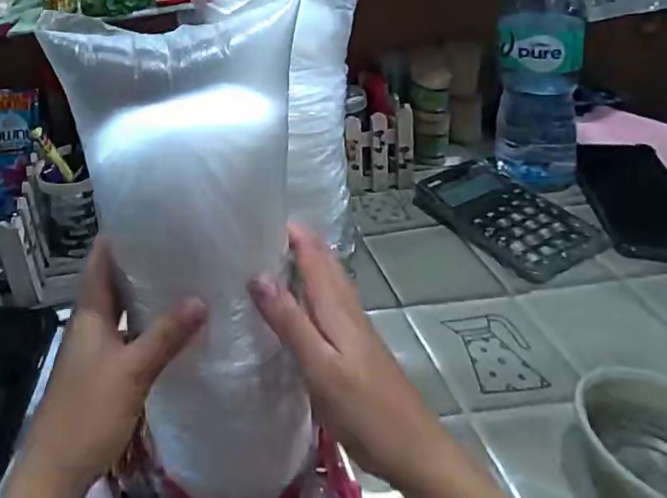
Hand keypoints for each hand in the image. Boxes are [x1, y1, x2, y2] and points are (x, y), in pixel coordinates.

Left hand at [7, 240, 205, 497]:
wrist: (56, 470)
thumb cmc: (88, 410)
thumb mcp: (132, 371)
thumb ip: (165, 336)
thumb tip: (201, 298)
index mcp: (89, 313)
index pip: (100, 260)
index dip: (119, 235)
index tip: (149, 215)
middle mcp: (89, 323)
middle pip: (113, 281)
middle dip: (141, 261)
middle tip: (177, 241)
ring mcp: (95, 348)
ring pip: (122, 309)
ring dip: (145, 293)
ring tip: (182, 274)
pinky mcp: (103, 370)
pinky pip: (127, 334)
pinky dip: (147, 324)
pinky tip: (173, 325)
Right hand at [249, 224, 503, 497]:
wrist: (412, 448)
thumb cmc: (363, 407)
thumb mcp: (319, 367)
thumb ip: (290, 321)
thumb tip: (257, 274)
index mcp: (335, 305)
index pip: (312, 251)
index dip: (288, 230)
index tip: (255, 217)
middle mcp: (345, 306)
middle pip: (320, 260)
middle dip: (293, 241)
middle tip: (255, 235)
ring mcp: (352, 325)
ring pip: (325, 278)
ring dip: (301, 262)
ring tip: (268, 259)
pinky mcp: (354, 344)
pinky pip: (327, 300)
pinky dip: (309, 288)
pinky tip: (296, 302)